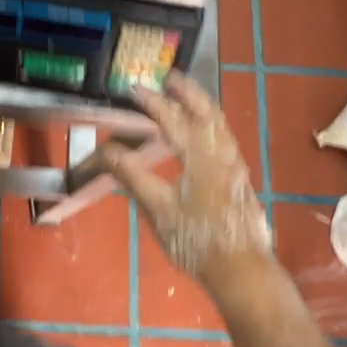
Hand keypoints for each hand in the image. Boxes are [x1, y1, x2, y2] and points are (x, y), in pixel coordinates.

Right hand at [103, 74, 274, 285]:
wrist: (241, 269)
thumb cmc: (196, 239)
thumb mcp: (157, 209)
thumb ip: (132, 176)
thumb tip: (105, 150)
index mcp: (200, 155)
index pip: (172, 117)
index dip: (151, 101)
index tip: (133, 88)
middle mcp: (222, 152)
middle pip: (206, 110)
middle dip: (187, 91)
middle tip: (169, 78)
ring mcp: (235, 165)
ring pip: (219, 124)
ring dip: (200, 106)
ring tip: (183, 99)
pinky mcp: (239, 178)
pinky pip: (223, 138)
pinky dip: (208, 125)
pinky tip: (199, 137)